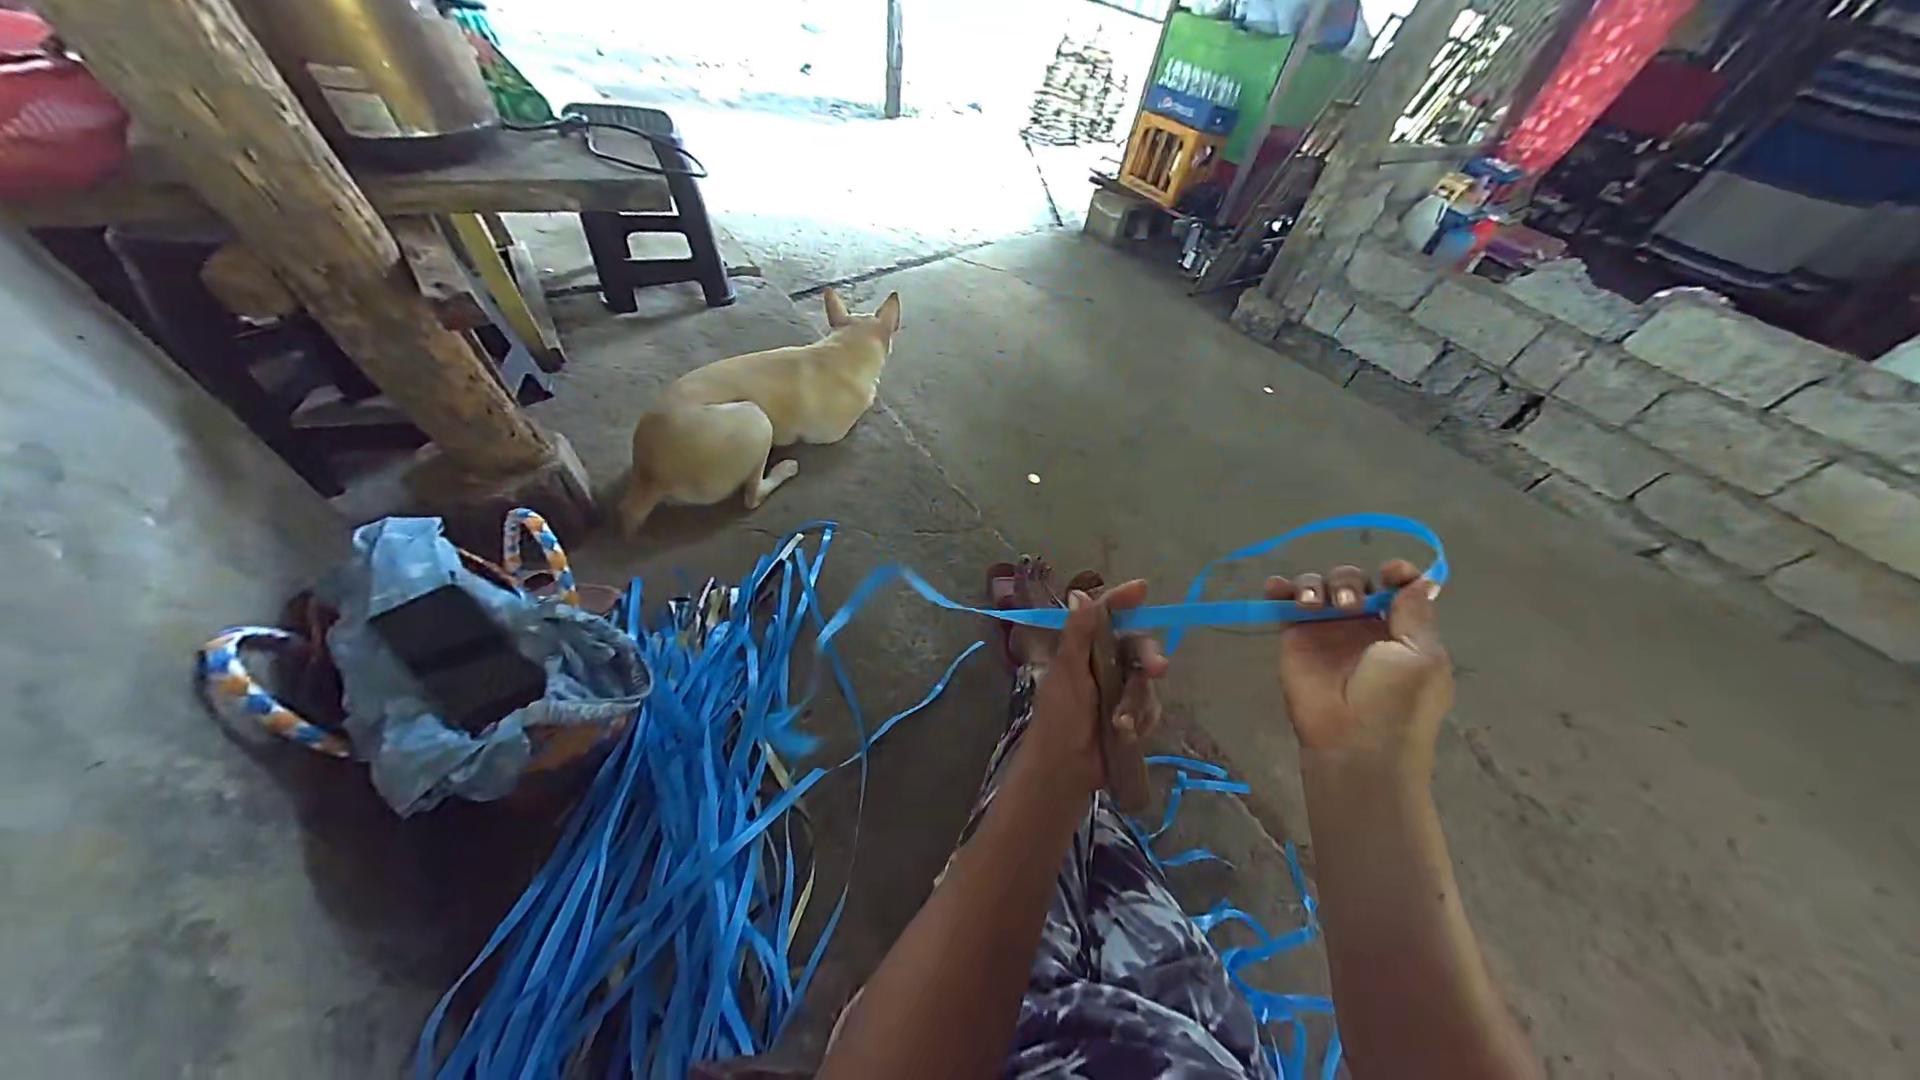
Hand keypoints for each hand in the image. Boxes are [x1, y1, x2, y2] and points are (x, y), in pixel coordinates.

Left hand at [1023, 580, 1170, 798]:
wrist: (1066, 772)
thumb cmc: (1059, 720)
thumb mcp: (1067, 673)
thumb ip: (1077, 633)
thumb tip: (1079, 591)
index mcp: (1082, 650)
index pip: (1104, 617)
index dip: (1122, 601)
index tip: (1141, 589)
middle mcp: (1102, 666)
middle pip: (1136, 647)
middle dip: (1146, 659)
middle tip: (1155, 670)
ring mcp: (1118, 691)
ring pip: (1146, 682)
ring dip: (1136, 702)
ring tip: (1120, 724)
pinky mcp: (1132, 716)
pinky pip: (1150, 709)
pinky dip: (1141, 721)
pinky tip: (1127, 735)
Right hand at [1265, 560, 1450, 779]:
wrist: (1353, 739)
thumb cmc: (1397, 700)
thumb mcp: (1422, 656)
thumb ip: (1416, 614)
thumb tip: (1422, 581)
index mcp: (1399, 628)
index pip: (1396, 588)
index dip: (1396, 573)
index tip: (1390, 571)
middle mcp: (1361, 624)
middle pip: (1353, 581)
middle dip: (1349, 582)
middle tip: (1348, 606)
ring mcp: (1325, 629)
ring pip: (1318, 585)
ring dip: (1315, 583)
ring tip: (1313, 605)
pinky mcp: (1294, 637)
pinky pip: (1284, 603)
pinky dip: (1280, 589)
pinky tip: (1278, 588)